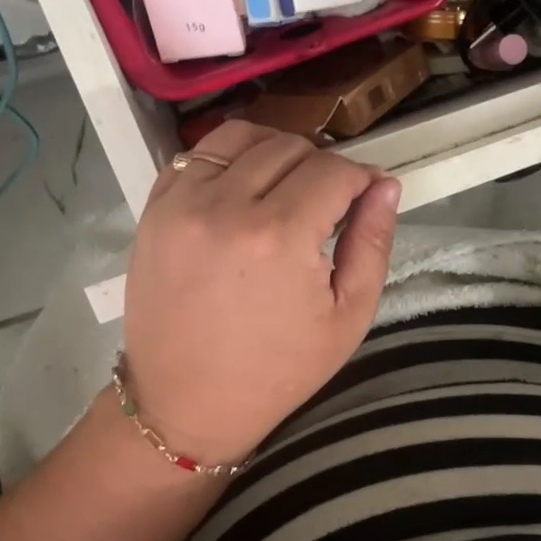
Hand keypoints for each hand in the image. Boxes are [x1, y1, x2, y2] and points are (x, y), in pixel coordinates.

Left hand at [121, 121, 400, 463]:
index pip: (334, 170)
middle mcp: (227, 207)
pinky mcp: (155, 210)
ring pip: (244, 137)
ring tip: (288, 188)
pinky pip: (199, 154)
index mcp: (280, 237)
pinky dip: (230, 159)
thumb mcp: (349, 316)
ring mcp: (183, 205)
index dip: (361, 178)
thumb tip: (385, 185)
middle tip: (330, 204)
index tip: (367, 196)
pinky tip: (245, 190)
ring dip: (277, 152)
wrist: (186, 403)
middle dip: (323, 167)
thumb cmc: (278, 368)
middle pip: (292, 147)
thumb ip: (373, 242)